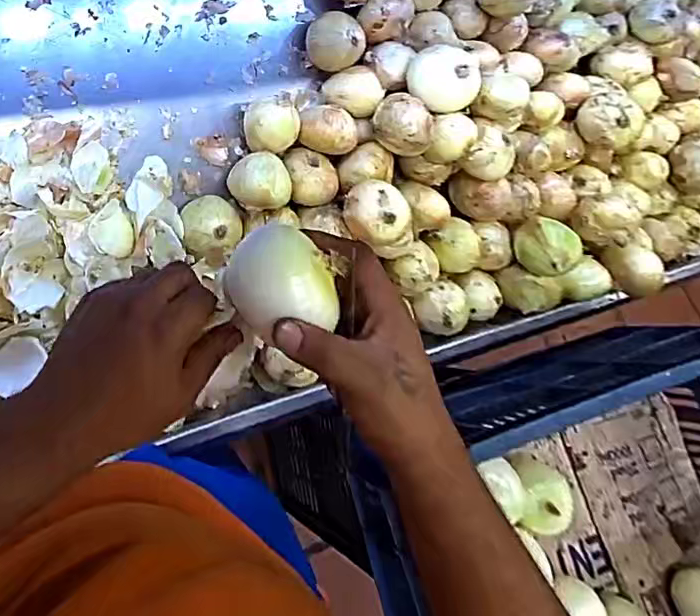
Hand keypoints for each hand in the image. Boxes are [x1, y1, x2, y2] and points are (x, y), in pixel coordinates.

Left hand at [20, 263, 243, 461]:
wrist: (63, 416)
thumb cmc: (126, 415)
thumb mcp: (179, 396)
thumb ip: (210, 356)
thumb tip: (233, 330)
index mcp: (165, 328)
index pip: (204, 294)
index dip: (211, 308)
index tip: (208, 323)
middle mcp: (140, 302)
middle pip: (180, 270)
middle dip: (190, 288)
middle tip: (186, 316)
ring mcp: (112, 296)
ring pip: (152, 274)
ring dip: (162, 290)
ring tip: (156, 322)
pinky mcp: (93, 296)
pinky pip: (126, 283)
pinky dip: (136, 296)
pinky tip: (129, 326)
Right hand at [273, 243, 459, 469]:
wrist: (422, 459)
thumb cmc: (399, 410)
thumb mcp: (357, 374)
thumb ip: (318, 347)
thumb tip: (277, 324)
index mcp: (387, 310)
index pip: (362, 260)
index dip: (333, 244)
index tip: (299, 240)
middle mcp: (381, 319)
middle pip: (347, 281)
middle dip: (317, 270)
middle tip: (281, 266)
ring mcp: (373, 343)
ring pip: (339, 308)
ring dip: (313, 300)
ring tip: (279, 294)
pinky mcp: (364, 364)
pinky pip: (334, 334)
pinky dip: (313, 329)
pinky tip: (291, 336)